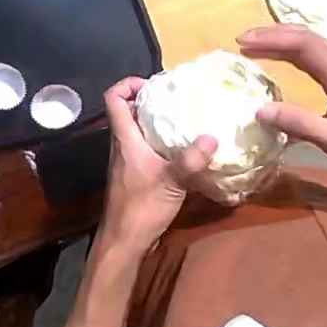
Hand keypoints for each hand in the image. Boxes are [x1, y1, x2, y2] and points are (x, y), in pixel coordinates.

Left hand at [96, 77, 215, 257]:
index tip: (154, 83)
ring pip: (139, 128)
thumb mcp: (171, 182)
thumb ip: (190, 160)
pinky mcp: (137, 173)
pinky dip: (162, 140)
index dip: (128, 83)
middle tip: (178, 96)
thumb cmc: (141, 208)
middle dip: (151, 99)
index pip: (114, 98)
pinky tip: (185, 146)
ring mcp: (129, 159)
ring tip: (186, 116)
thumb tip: (213, 136)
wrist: (124, 242)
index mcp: (125, 138)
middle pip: (129, 110)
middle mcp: (123, 144)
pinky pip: (147, 145)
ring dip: (157, 120)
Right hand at [239, 25, 326, 191]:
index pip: (302, 44)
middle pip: (307, 36)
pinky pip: (321, 54)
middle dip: (273, 34)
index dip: (271, 39)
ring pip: (315, 43)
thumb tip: (259, 109)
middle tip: (243, 40)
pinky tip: (286, 60)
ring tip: (257, 46)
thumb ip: (297, 123)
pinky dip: (298, 52)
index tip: (242, 42)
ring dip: (285, 40)